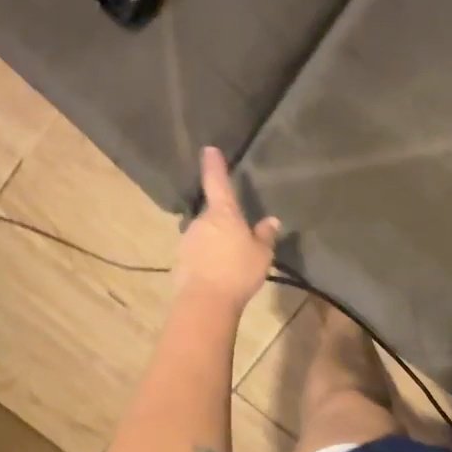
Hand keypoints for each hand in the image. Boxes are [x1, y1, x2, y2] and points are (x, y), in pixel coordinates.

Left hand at [174, 147, 280, 307]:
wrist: (205, 301)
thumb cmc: (238, 272)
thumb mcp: (261, 254)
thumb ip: (265, 236)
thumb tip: (271, 221)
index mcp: (223, 213)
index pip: (217, 182)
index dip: (214, 165)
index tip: (209, 150)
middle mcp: (201, 221)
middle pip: (213, 215)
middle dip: (224, 223)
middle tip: (239, 239)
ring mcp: (187, 241)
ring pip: (204, 235)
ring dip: (215, 243)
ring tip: (230, 262)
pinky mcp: (180, 261)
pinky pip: (197, 254)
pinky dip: (207, 259)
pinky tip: (217, 274)